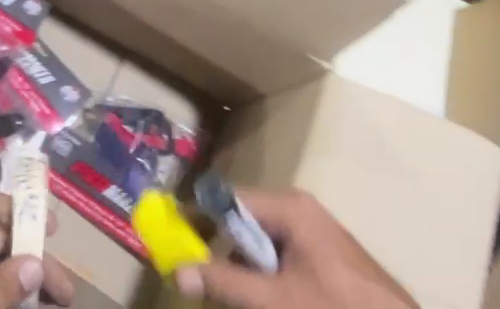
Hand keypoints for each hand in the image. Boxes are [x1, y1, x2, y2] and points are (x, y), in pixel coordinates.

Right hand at [174, 190, 415, 308]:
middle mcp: (300, 212)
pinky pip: (283, 263)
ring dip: (246, 276)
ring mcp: (316, 236)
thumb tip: (175, 272)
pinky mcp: (327, 261)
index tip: (173, 243)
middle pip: (242, 225)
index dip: (197, 220)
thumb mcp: (277, 300)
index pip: (226, 199)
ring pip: (261, 249)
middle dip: (223, 257)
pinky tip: (271, 303)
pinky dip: (269, 284)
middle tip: (205, 284)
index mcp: (289, 208)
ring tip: (243, 302)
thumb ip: (224, 283)